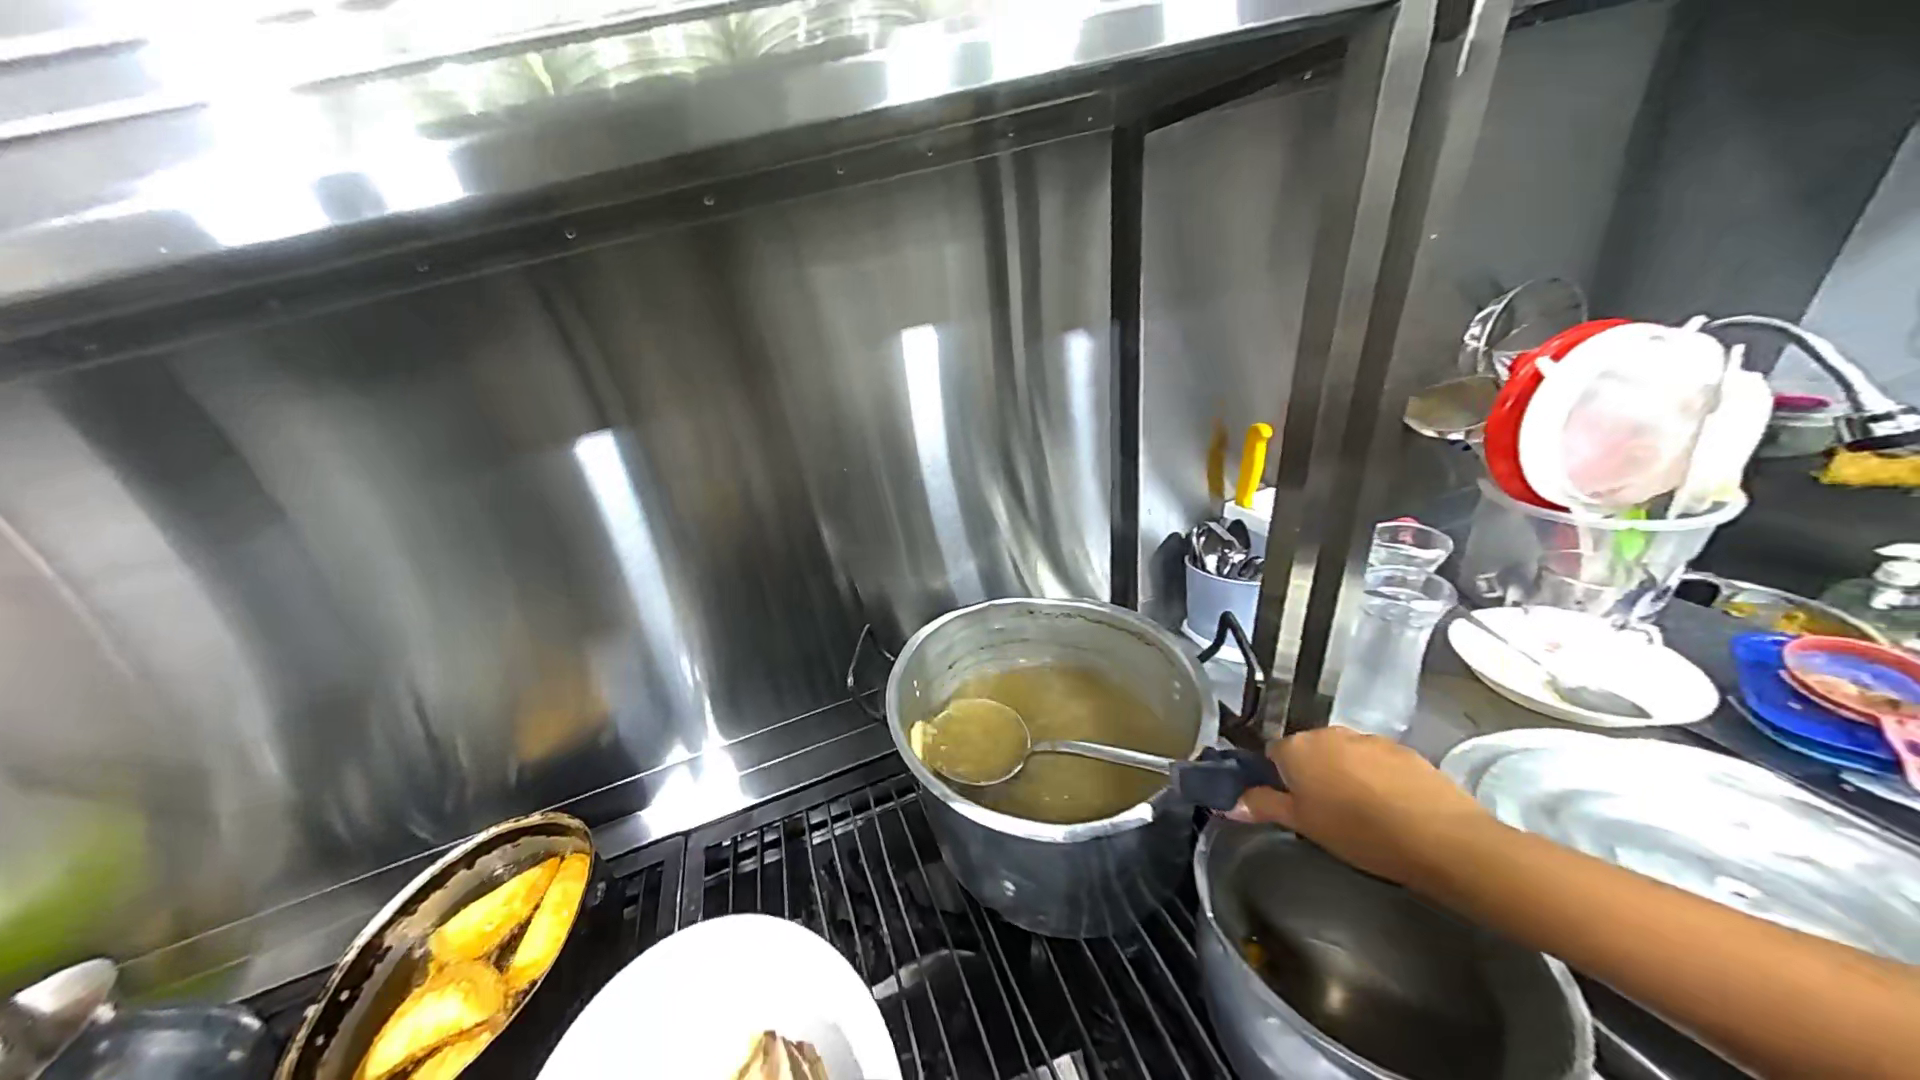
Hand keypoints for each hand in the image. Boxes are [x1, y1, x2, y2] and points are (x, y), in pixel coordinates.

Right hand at [1226, 727, 1492, 885]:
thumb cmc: (1359, 832)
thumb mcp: (1304, 825)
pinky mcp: (1404, 750)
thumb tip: (1229, 802)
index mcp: (1297, 747)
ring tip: (1361, 812)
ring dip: (1345, 774)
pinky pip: (1377, 760)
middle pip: (1309, 750)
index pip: (1273, 754)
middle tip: (1324, 811)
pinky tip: (1391, 807)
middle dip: (1313, 774)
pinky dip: (1377, 777)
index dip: (1279, 779)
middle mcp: (1328, 733)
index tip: (1292, 804)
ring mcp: (1369, 738)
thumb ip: (1264, 806)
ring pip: (1344, 754)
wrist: (1441, 838)